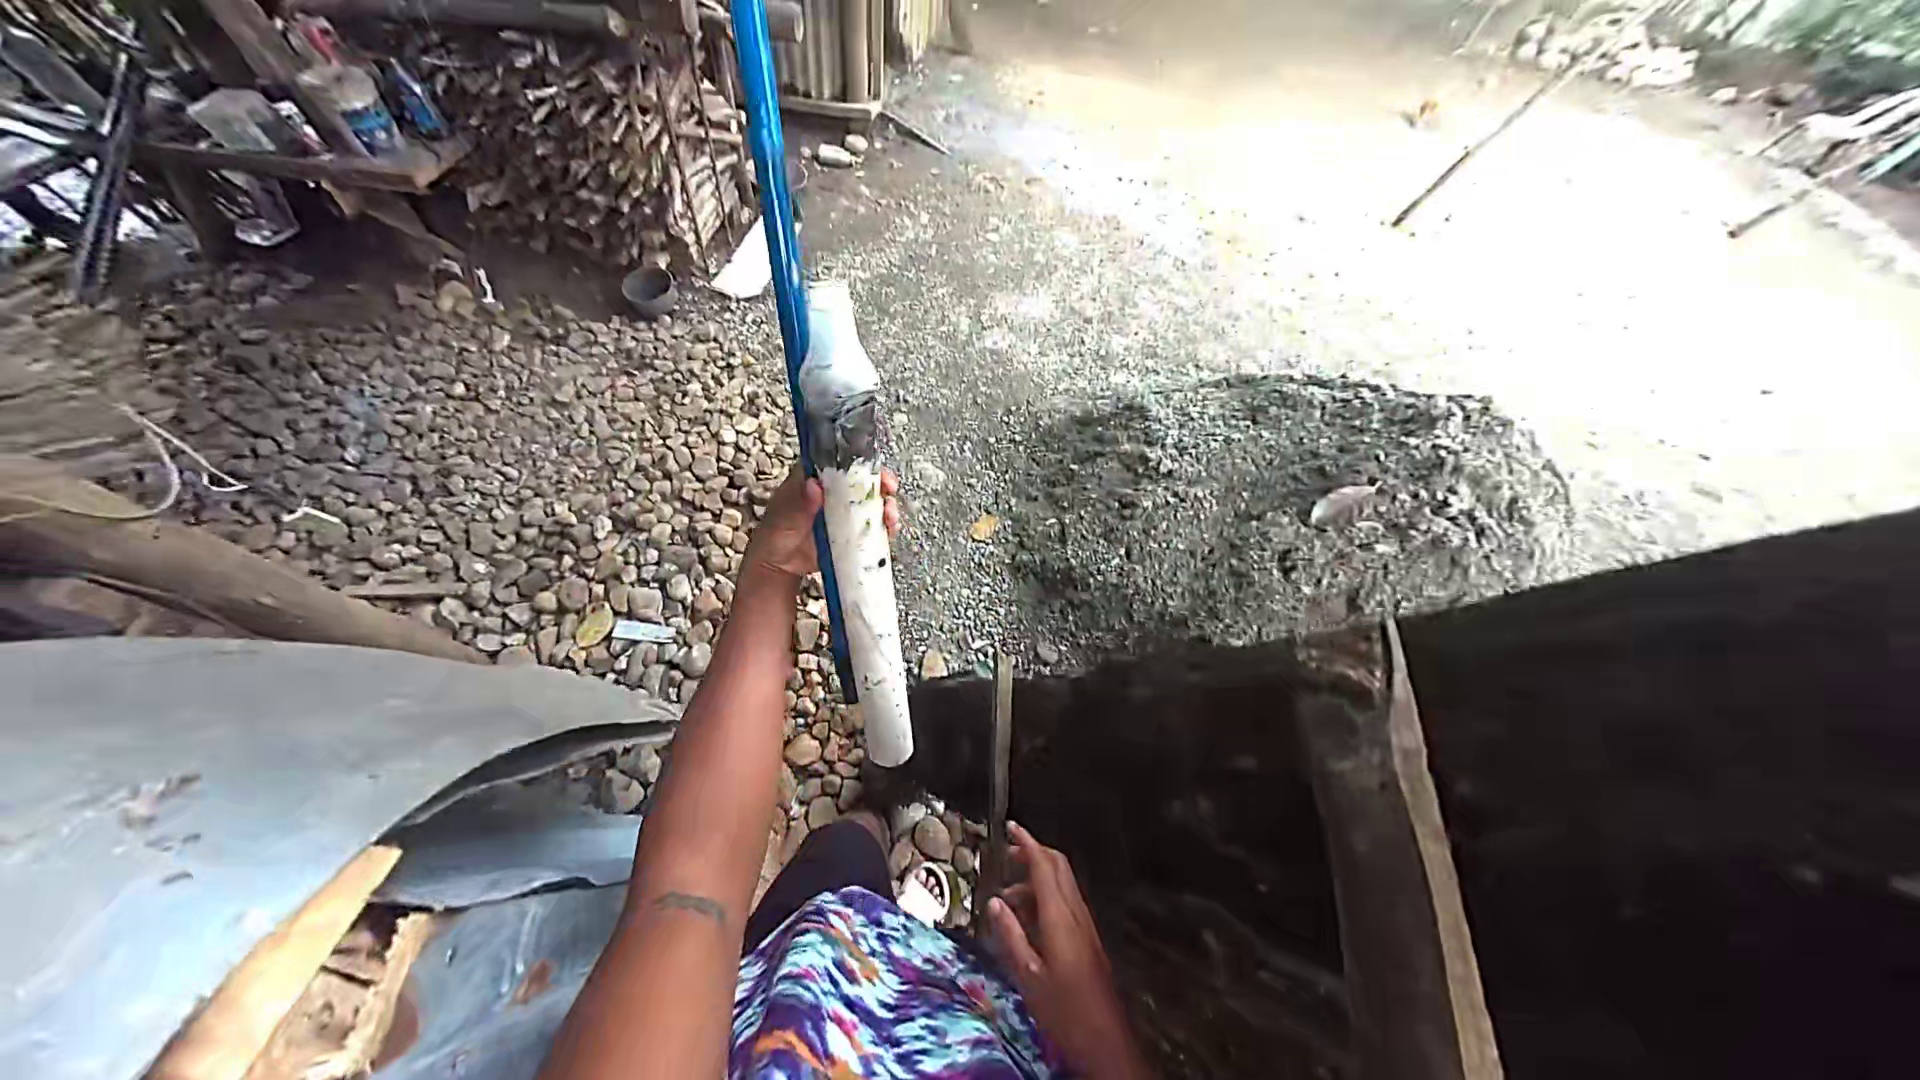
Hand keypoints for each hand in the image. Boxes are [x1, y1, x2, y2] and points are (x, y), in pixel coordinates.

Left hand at [741, 465, 899, 582]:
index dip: (858, 460)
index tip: (872, 466)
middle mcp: (833, 492)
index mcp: (814, 479)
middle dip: (880, 482)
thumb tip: (814, 486)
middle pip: (862, 480)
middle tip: (889, 488)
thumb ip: (799, 504)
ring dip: (885, 505)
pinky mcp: (852, 531)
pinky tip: (889, 530)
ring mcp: (844, 511)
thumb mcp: (783, 517)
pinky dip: (884, 527)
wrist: (780, 565)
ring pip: (872, 502)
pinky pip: (872, 526)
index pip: (839, 461)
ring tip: (890, 515)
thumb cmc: (776, 535)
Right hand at [986, 823, 1152, 1079]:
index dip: (1027, 842)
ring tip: (1007, 897)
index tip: (1012, 827)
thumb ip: (1010, 935)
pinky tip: (1027, 919)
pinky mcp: (1087, 937)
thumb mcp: (1027, 975)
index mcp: (1059, 916)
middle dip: (1033, 853)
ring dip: (1036, 879)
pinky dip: (1044, 896)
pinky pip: (1065, 901)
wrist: (1105, 1041)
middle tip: (1006, 855)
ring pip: (1061, 883)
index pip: (1044, 865)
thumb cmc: (1064, 1009)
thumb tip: (994, 903)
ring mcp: (1084, 924)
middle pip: (1057, 866)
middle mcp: (1075, 912)